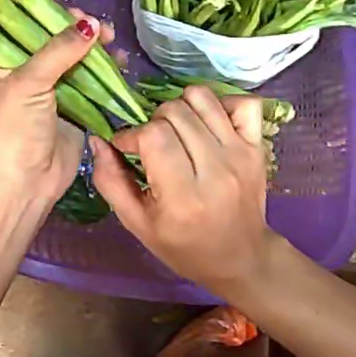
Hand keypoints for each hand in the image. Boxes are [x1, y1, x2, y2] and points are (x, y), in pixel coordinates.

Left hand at [0, 10, 111, 209]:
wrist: (25, 183)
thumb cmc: (14, 130)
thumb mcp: (29, 83)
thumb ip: (59, 50)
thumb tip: (92, 24)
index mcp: (1, 64)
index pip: (23, 28)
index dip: (47, 15)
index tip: (73, 12)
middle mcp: (25, 74)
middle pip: (54, 42)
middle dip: (78, 32)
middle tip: (100, 28)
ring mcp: (51, 92)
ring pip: (75, 61)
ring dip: (95, 51)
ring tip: (113, 42)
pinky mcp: (73, 110)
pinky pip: (91, 85)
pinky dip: (105, 74)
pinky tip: (120, 64)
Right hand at [90, 85, 279, 292]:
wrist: (240, 257)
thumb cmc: (183, 246)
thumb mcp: (137, 223)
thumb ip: (111, 181)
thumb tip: (97, 140)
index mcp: (183, 197)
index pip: (153, 136)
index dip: (132, 134)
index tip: (127, 147)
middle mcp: (216, 170)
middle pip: (175, 113)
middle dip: (154, 121)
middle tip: (153, 144)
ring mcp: (241, 155)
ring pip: (202, 99)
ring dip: (182, 107)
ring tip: (177, 130)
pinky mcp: (258, 147)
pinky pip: (243, 102)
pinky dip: (221, 104)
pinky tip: (208, 123)